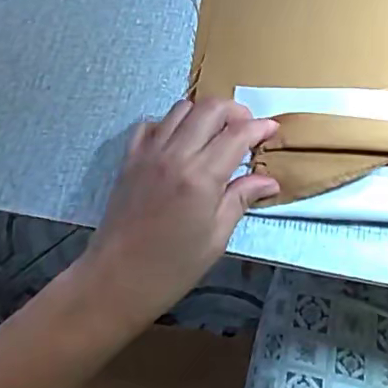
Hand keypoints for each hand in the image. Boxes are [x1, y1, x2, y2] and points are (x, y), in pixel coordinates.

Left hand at [77, 98, 278, 324]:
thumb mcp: (216, 238)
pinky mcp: (130, 158)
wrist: (116, 280)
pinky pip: (152, 124)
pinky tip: (180, 143)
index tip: (272, 129)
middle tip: (247, 129)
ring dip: (204, 114)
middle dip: (236, 112)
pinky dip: (171, 124)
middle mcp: (175, 155)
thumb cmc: (172, 267)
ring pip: (182, 108)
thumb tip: (268, 181)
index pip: (238, 134)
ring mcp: (149, 153)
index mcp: (201, 177)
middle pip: (211, 108)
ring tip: (216, 134)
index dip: (260, 127)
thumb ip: (240, 199)